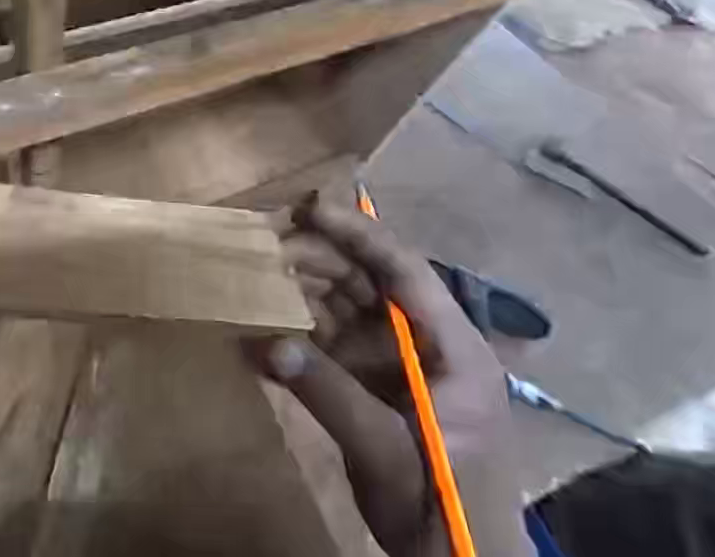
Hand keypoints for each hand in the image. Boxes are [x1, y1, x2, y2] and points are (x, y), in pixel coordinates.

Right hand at [260, 199, 533, 556]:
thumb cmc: (446, 506)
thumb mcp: (389, 453)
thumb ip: (331, 396)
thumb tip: (265, 343)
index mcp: (452, 343)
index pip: (404, 269)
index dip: (359, 233)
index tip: (311, 209)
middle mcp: (424, 337)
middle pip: (370, 279)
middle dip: (321, 258)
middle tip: (268, 248)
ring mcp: (397, 357)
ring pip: (348, 303)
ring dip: (307, 287)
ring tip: (262, 277)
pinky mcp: (372, 378)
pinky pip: (333, 337)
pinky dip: (302, 326)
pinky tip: (269, 321)